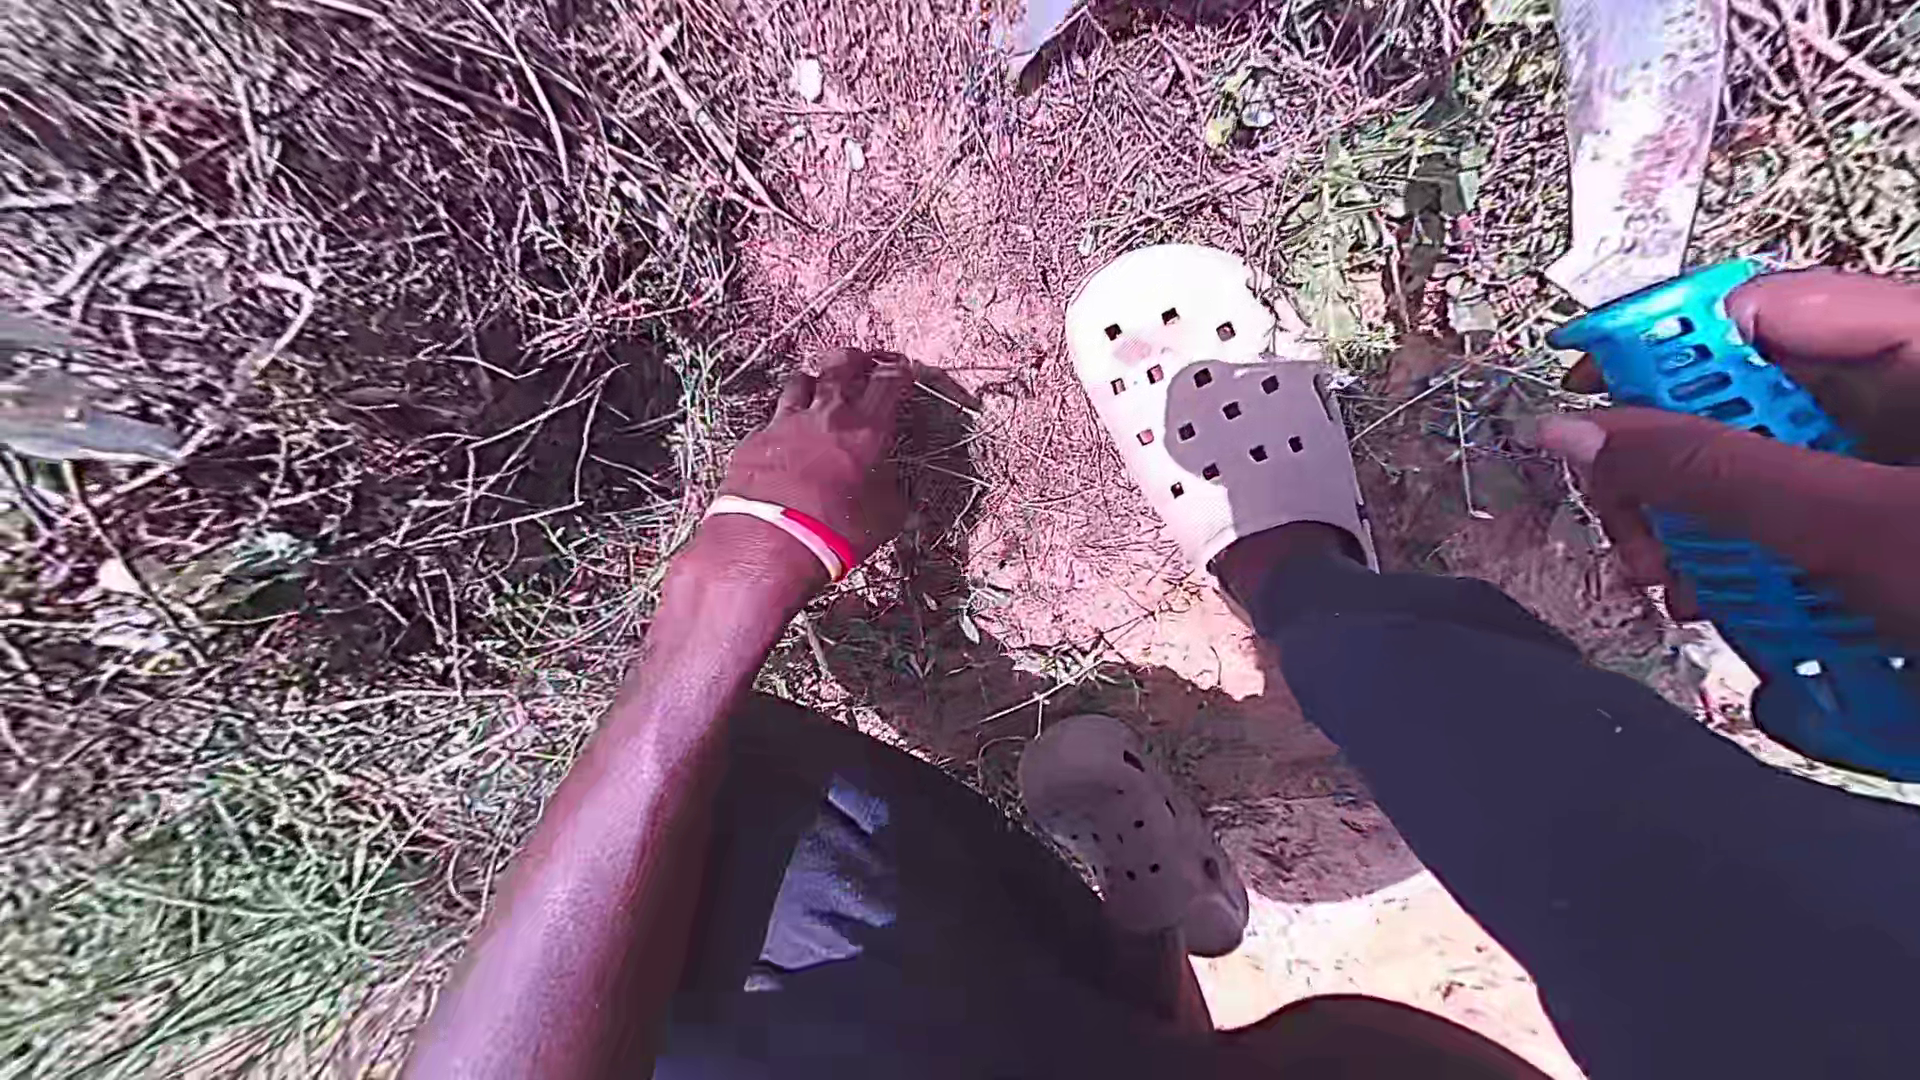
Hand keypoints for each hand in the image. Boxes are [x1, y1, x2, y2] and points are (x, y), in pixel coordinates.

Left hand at [684, 348, 910, 594]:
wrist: (769, 542)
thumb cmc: (837, 530)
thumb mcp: (884, 519)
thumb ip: (893, 496)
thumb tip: (902, 497)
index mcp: (867, 429)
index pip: (888, 383)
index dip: (899, 373)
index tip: (904, 371)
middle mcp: (827, 415)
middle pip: (840, 365)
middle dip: (855, 359)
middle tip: (861, 360)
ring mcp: (786, 422)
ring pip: (801, 381)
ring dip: (814, 382)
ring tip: (819, 389)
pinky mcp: (755, 438)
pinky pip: (773, 418)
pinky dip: (784, 421)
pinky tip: (786, 436)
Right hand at [1539, 269, 1919, 643]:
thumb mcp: (1863, 529)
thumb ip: (1703, 471)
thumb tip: (1569, 432)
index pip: (1760, 310)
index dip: (1655, 341)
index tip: (1578, 392)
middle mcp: (1912, 395)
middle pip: (1730, 396)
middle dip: (1657, 465)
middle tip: (1629, 526)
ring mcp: (1892, 456)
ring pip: (1734, 460)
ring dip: (1682, 520)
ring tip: (1676, 578)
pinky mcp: (1874, 509)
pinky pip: (1765, 506)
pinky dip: (1723, 547)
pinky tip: (1718, 588)